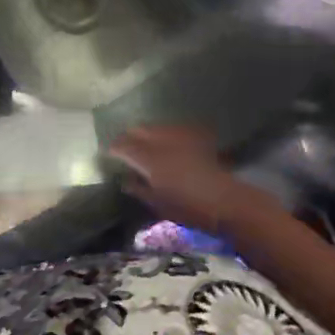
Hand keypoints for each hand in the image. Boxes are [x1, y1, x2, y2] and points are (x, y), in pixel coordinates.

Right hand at [108, 125, 268, 232]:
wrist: (228, 202)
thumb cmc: (189, 208)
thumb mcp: (157, 204)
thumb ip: (138, 189)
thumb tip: (126, 180)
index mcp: (148, 158)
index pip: (122, 146)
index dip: (112, 149)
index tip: (106, 155)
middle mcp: (162, 142)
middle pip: (138, 130)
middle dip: (127, 137)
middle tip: (122, 148)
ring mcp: (180, 137)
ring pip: (155, 126)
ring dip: (145, 133)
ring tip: (142, 144)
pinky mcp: (196, 138)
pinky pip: (174, 129)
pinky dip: (164, 133)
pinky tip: (166, 143)